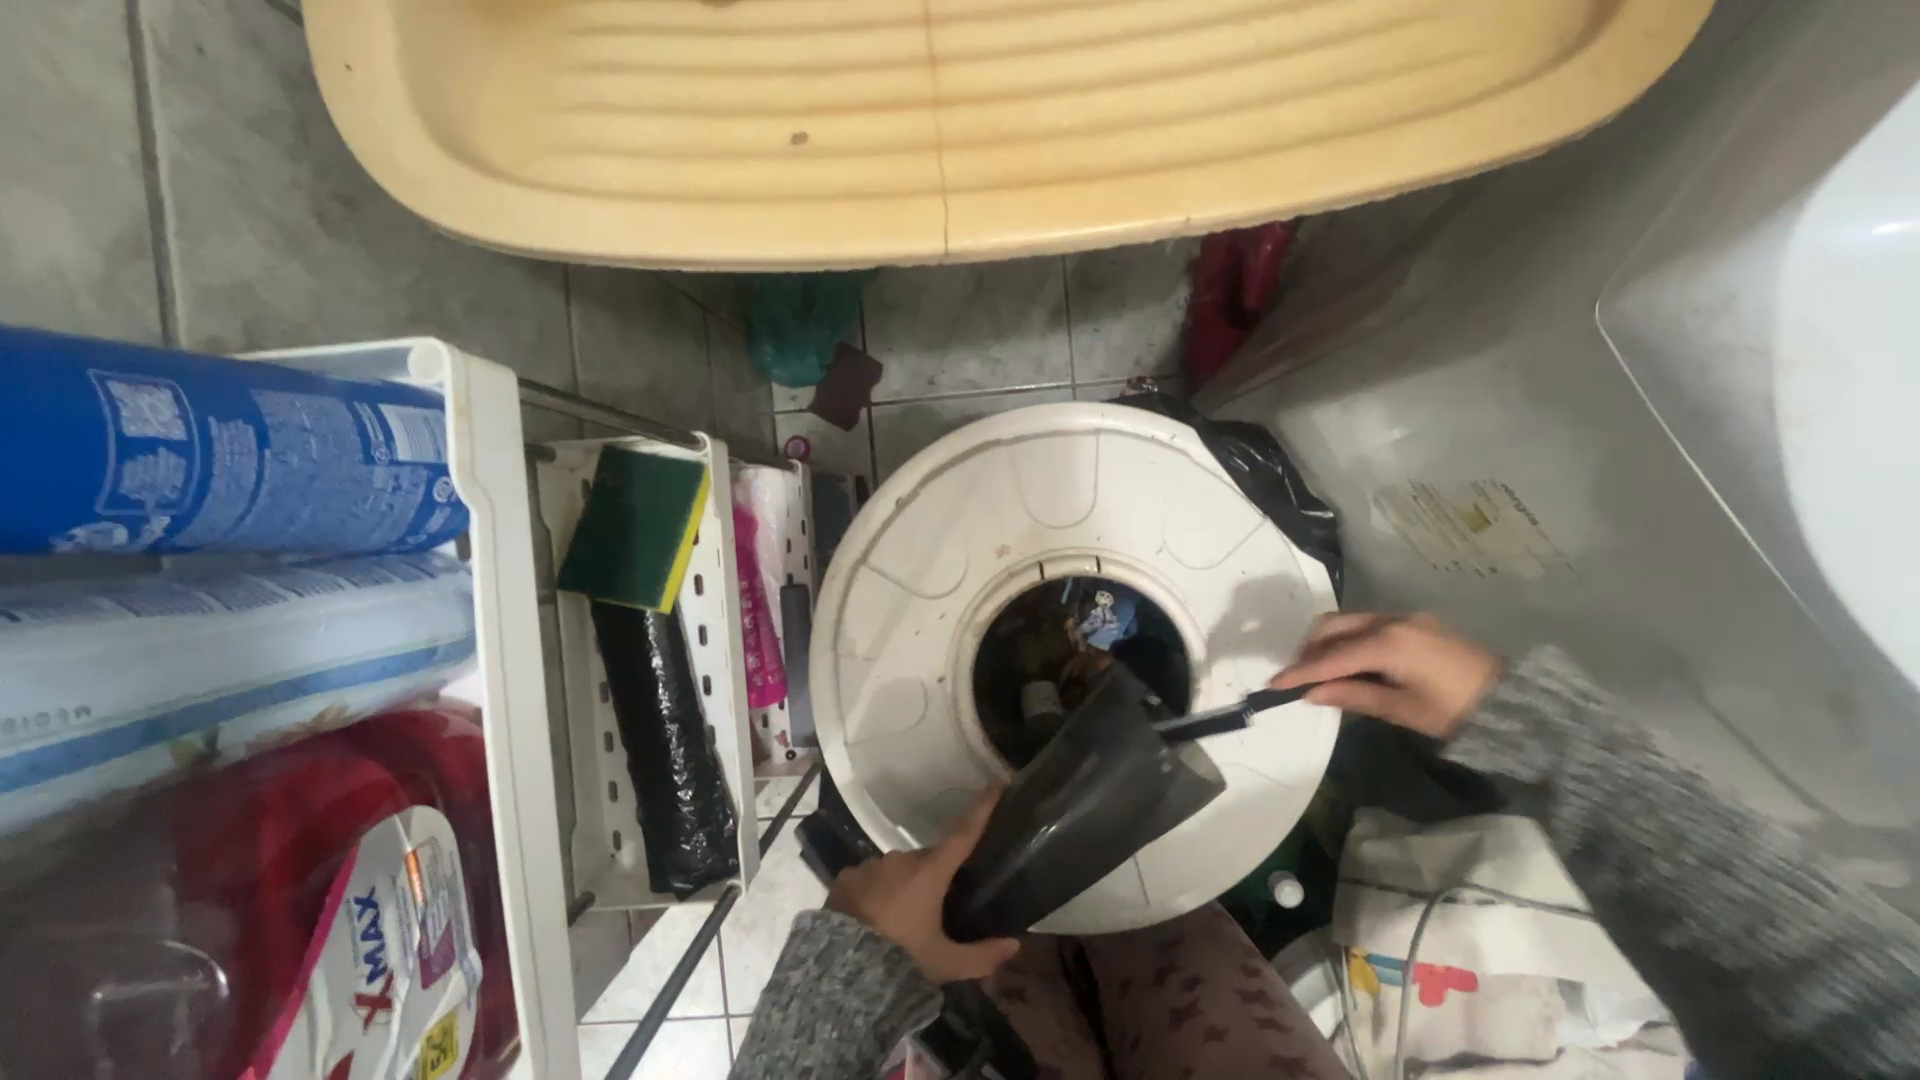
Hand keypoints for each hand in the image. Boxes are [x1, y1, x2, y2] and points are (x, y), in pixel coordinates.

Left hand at [826, 788, 1020, 982]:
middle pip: (928, 860)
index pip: (963, 834)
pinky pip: (870, 879)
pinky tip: (874, 919)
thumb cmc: (899, 959)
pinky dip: (876, 892)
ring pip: (897, 869)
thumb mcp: (945, 964)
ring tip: (901, 921)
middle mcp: (901, 860)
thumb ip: (981, 956)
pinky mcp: (846, 876)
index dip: (981, 808)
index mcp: (930, 873)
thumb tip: (1015, 946)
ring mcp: (871, 865)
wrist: (840, 968)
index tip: (995, 783)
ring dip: (904, 886)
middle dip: (935, 877)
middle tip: (937, 909)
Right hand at [1271, 613, 1502, 738]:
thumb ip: (1353, 696)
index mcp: (1389, 643)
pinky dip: (1348, 640)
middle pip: (1333, 626)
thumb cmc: (1456, 711)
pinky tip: (1349, 662)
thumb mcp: (1403, 710)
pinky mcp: (1414, 622)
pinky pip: (1367, 624)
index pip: (1332, 657)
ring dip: (1327, 643)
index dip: (1301, 671)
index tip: (1273, 684)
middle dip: (1309, 649)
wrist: (1514, 702)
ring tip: (1320, 671)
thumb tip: (1311, 693)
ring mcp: (1404, 618)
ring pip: (1349, 621)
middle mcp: (1392, 620)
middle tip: (1297, 676)